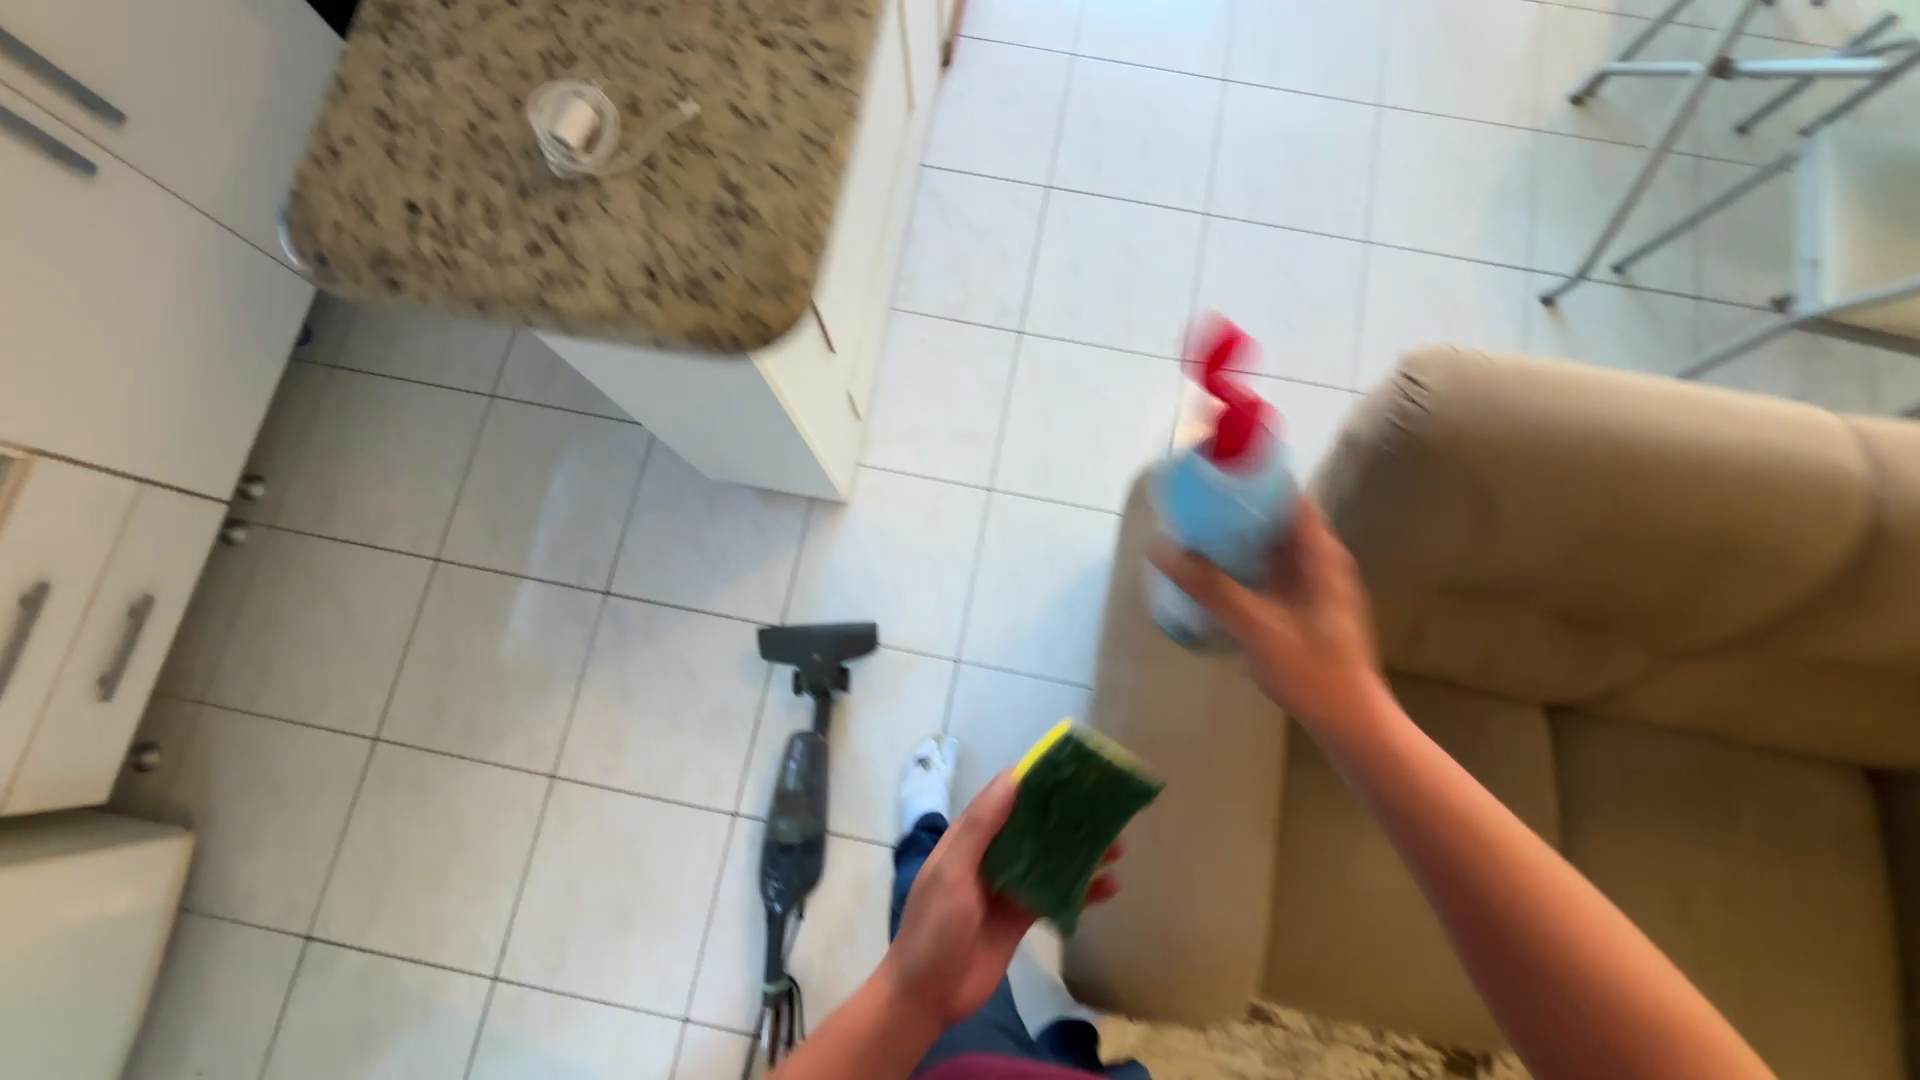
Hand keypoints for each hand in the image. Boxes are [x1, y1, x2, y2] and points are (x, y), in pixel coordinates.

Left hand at [880, 772, 1118, 1030]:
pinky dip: (1081, 890)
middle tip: (1107, 809)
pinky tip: (1109, 887)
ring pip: (1049, 859)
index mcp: (968, 837)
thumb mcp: (952, 871)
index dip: (1033, 781)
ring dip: (1080, 852)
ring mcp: (1007, 886)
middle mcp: (990, 855)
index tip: (1070, 771)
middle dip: (1066, 817)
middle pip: (1032, 827)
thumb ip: (981, 826)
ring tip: (1118, 847)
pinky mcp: (1021, 916)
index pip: (1004, 797)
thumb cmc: (933, 927)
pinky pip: (1056, 895)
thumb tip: (1013, 778)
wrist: (927, 996)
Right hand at [1150, 499, 1385, 731]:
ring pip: (1272, 547)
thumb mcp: (1256, 626)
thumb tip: (1162, 549)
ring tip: (1196, 531)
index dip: (1256, 480)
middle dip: (1238, 508)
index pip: (1291, 497)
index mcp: (1321, 555)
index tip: (1216, 474)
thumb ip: (1210, 587)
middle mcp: (1321, 562)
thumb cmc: (1312, 669)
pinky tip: (1214, 573)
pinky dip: (1244, 564)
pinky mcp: (1304, 606)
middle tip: (1194, 504)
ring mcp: (1314, 585)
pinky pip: (1270, 571)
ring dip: (1239, 538)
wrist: (1349, 720)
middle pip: (1278, 519)